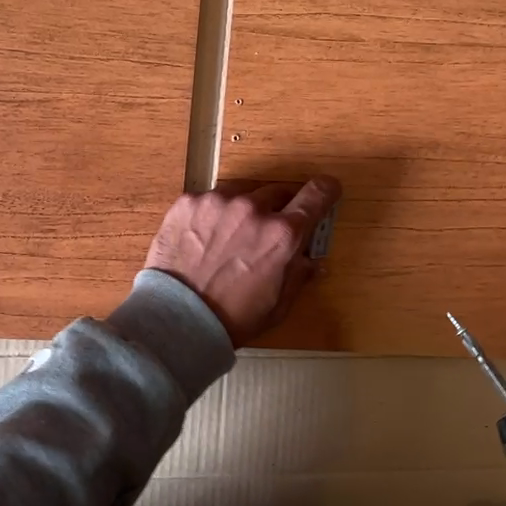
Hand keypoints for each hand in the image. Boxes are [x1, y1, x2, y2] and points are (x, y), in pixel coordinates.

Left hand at [143, 176, 342, 346]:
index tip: (327, 188)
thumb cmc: (233, 317)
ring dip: (243, 208)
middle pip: (277, 192)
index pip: (315, 196)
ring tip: (230, 237)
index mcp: (282, 234)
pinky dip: (212, 213)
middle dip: (277, 209)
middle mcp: (252, 208)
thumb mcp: (279, 304)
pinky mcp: (189, 201)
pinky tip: (203, 237)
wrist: (178, 317)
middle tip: (266, 230)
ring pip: (241, 193)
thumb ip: (299, 274)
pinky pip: (210, 199)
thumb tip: (311, 259)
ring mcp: (218, 201)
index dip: (326, 190)